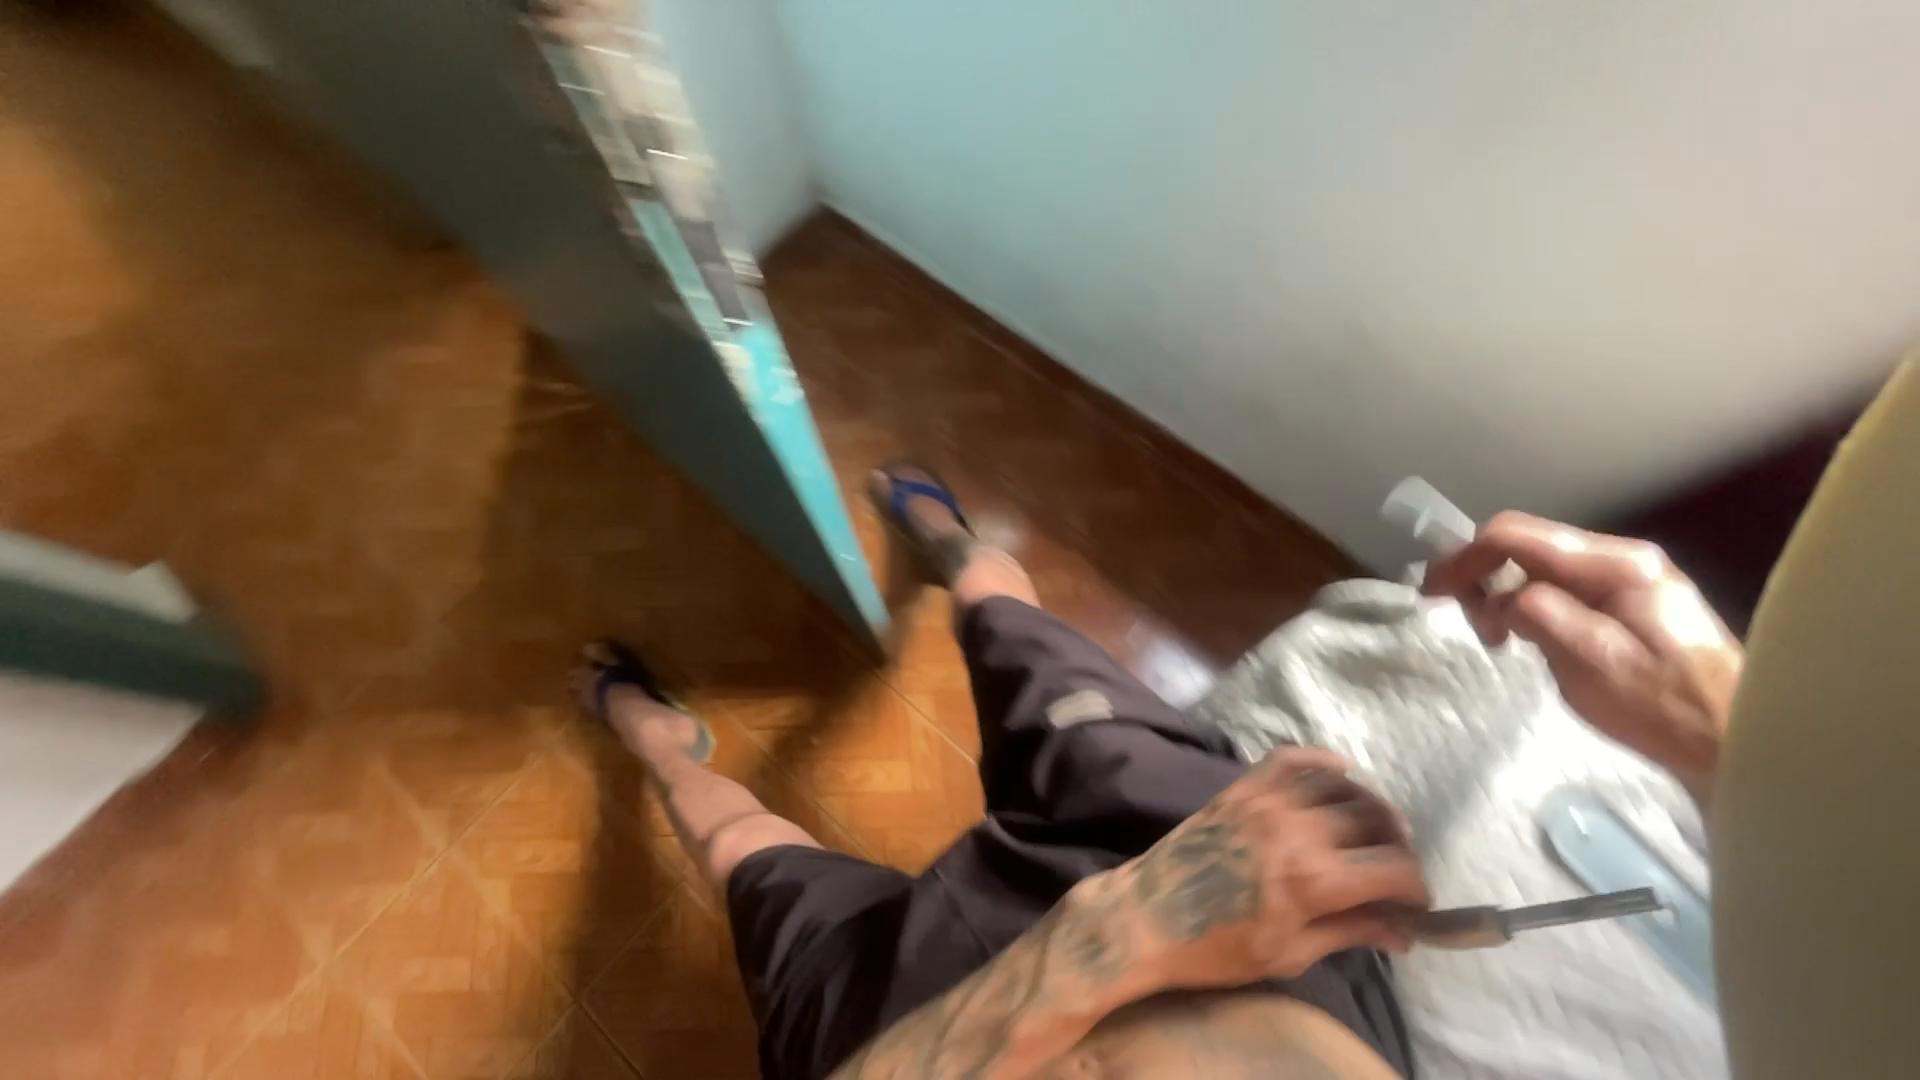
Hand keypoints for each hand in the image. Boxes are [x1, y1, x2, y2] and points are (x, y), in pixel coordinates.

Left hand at [1112, 746, 1427, 992]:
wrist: (1146, 916)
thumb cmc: (1218, 948)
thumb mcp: (1290, 954)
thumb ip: (1351, 933)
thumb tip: (1404, 932)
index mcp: (1314, 879)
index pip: (1394, 869)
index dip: (1417, 889)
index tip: (1415, 905)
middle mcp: (1296, 829)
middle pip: (1374, 821)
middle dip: (1398, 846)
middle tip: (1396, 868)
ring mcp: (1265, 801)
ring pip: (1339, 785)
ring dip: (1368, 804)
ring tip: (1376, 828)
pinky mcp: (1239, 789)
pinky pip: (1288, 759)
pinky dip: (1319, 760)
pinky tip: (1339, 773)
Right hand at [1422, 511, 1744, 800]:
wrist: (1737, 742)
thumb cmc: (1662, 706)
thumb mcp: (1592, 661)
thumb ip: (1540, 614)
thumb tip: (1499, 598)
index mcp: (1614, 565)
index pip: (1513, 535)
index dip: (1464, 558)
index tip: (1433, 594)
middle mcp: (1618, 558)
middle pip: (1520, 545)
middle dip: (1478, 576)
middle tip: (1466, 622)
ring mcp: (1621, 578)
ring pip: (1531, 566)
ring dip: (1498, 594)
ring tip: (1497, 639)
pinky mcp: (1618, 601)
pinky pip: (1551, 586)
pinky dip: (1521, 605)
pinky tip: (1524, 637)